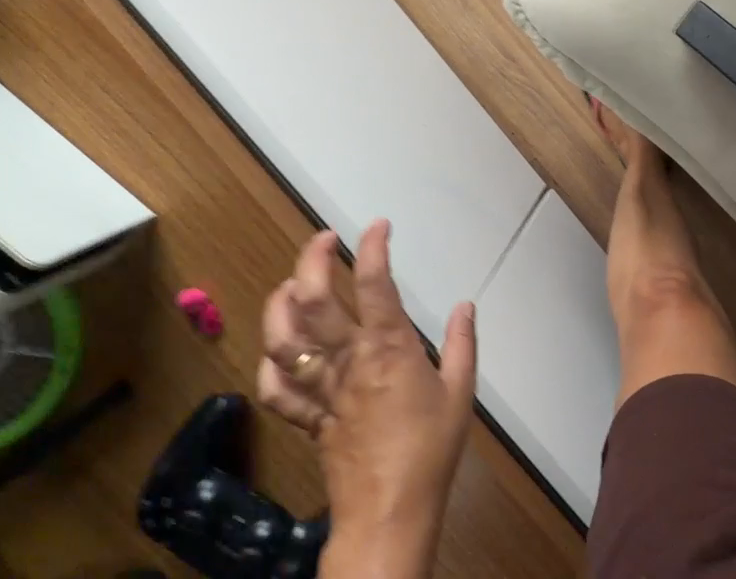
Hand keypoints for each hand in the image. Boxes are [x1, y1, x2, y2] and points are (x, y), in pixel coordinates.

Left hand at [258, 219, 477, 577]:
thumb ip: (463, 344)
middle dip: (312, 260)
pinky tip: (278, 348)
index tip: (378, 226)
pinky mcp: (305, 417)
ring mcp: (320, 388)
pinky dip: (270, 363)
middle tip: (324, 239)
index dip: (373, 248)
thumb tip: (466, 305)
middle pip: (313, 301)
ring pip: (282, 338)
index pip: (376, 285)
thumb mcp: (462, 392)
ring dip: (280, 302)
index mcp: (389, 349)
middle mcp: (347, 360)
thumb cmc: (431, 448)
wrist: (389, 509)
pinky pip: (275, 388)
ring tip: (292, 282)